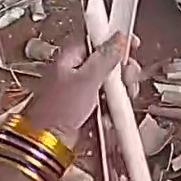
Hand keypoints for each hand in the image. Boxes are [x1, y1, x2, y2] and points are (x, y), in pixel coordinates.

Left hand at [23, 33, 140, 143]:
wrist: (48, 142)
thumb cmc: (56, 110)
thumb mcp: (86, 80)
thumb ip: (105, 57)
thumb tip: (118, 38)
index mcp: (71, 56)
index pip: (98, 39)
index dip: (116, 41)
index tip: (132, 45)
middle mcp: (76, 69)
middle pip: (108, 61)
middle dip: (122, 70)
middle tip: (127, 78)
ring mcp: (81, 88)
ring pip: (110, 81)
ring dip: (120, 90)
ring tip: (121, 99)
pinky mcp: (86, 105)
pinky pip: (107, 99)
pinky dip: (113, 104)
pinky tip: (112, 111)